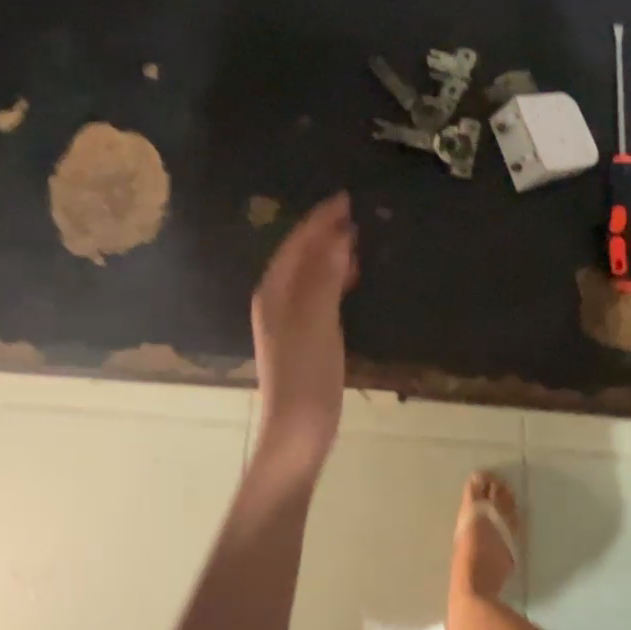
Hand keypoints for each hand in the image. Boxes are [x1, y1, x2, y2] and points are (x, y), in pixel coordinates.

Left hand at [251, 192, 359, 476]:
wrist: (297, 432)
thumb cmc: (306, 373)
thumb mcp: (318, 320)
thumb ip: (325, 275)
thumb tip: (338, 234)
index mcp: (274, 291)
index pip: (296, 243)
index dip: (319, 219)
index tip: (345, 198)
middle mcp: (276, 299)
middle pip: (300, 255)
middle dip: (324, 232)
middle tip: (355, 212)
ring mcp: (288, 319)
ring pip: (309, 273)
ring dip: (329, 252)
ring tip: (356, 236)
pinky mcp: (304, 336)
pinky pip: (318, 292)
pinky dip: (333, 276)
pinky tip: (350, 277)